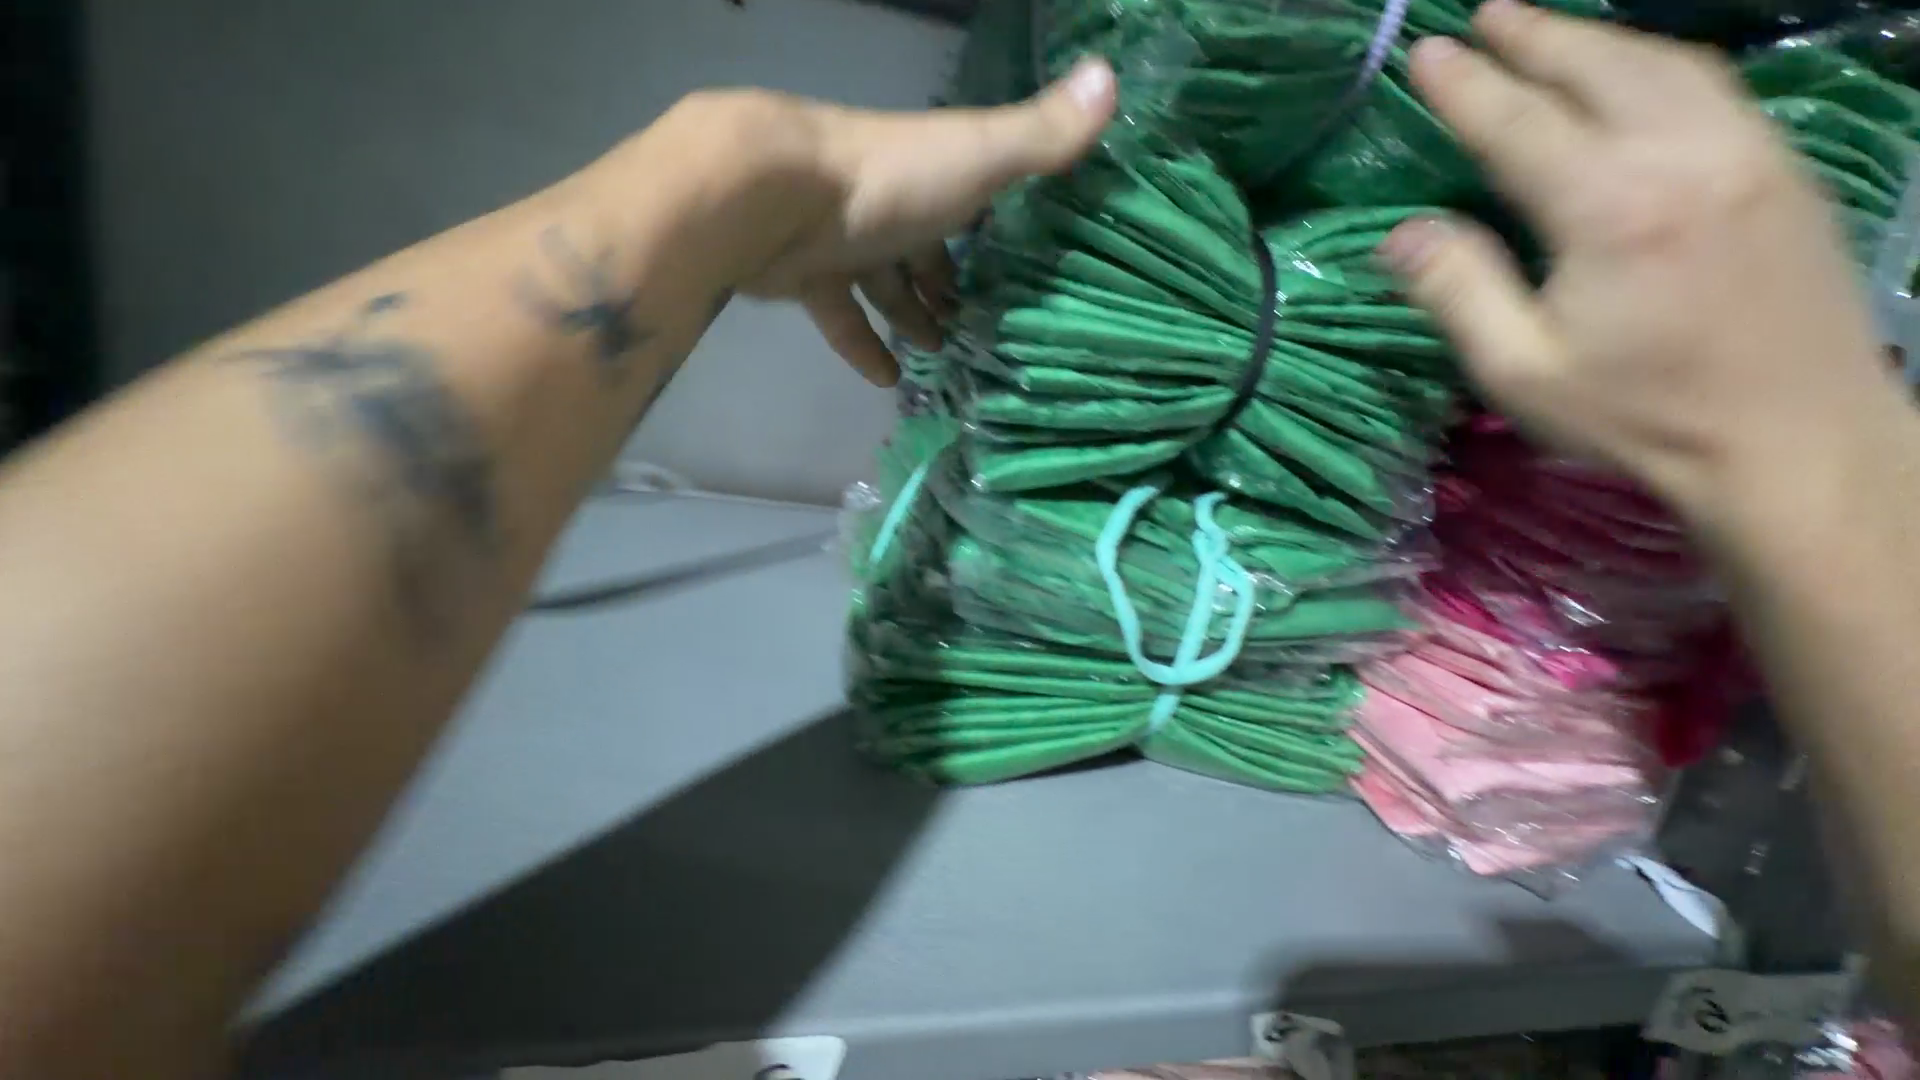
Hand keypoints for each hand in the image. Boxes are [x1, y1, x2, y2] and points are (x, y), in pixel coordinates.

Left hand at [648, 60, 1116, 386]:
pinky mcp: (807, 276)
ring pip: (881, 283)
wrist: (774, 195)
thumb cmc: (887, 180)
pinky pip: (839, 317)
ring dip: (909, 317)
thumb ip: (1040, 136)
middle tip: (972, 324)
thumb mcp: (979, 157)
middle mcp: (886, 203)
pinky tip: (886, 379)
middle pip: (920, 248)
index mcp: (929, 174)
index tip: (1011, 272)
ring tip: (940, 353)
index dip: (987, 234)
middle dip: (944, 283)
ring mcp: (842, 239)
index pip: (965, 201)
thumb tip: (1112, 78)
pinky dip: (861, 346)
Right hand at [1378, 0, 1906, 528]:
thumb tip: (1401, 232)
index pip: (1521, 125)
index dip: (1467, 87)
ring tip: (1546, 31)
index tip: (1427, 52)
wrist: (1793, 440)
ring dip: (1598, 40)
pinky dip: (1655, 64)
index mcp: (1612, 207)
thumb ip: (1458, 291)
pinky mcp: (1783, 171)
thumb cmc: (1637, 415)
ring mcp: (1749, 154)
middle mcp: (1687, 156)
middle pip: (1602, 69)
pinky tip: (1632, 73)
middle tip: (1483, 15)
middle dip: (1536, 37)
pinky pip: (1711, 88)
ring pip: (1668, 65)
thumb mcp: (1519, 369)